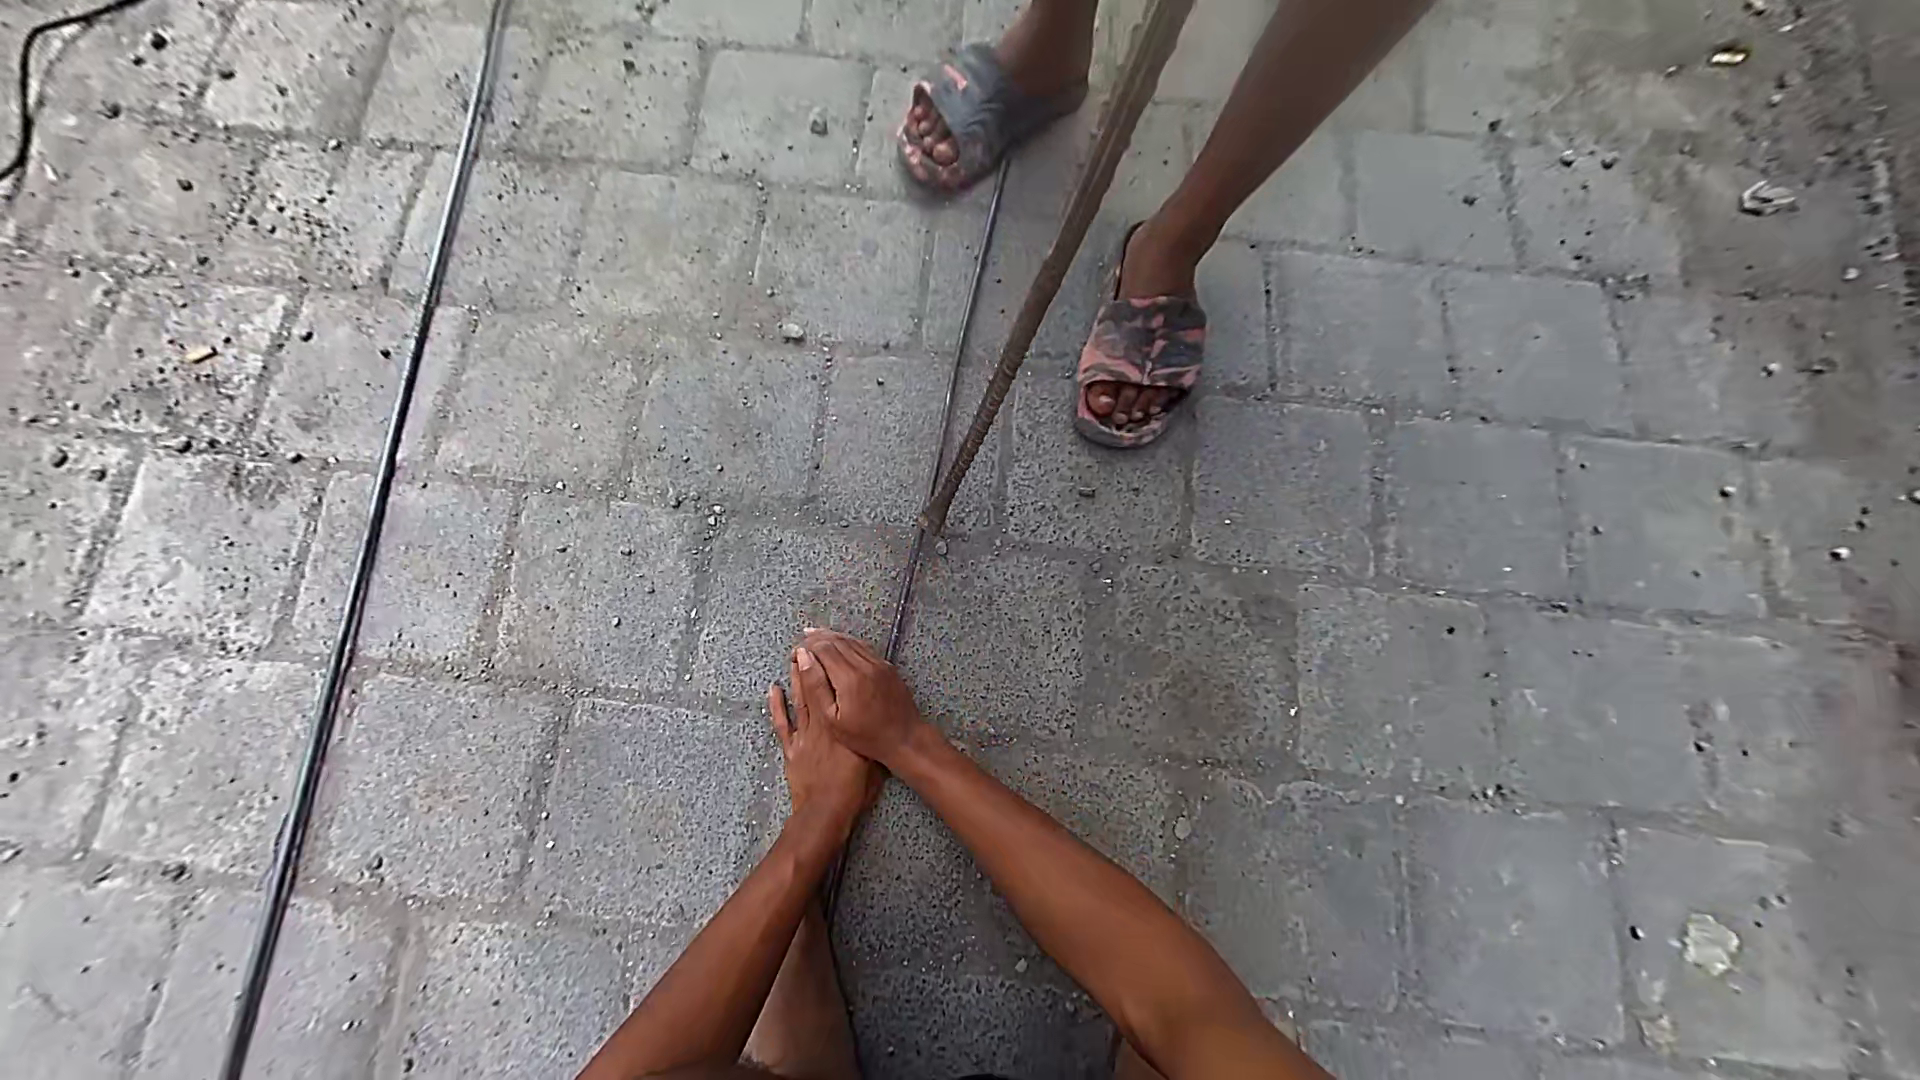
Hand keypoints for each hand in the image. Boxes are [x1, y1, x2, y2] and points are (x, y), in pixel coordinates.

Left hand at [769, 642, 880, 837]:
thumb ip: (870, 735)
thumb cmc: (856, 787)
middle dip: (809, 664)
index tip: (824, 647)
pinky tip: (773, 689)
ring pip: (799, 700)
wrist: (827, 813)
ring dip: (795, 678)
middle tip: (804, 643)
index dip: (827, 666)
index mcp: (843, 723)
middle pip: (813, 688)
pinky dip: (777, 706)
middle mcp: (822, 724)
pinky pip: (782, 725)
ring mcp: (804, 737)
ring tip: (792, 657)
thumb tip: (874, 716)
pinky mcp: (792, 751)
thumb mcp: (874, 758)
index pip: (834, 688)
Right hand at [797, 629, 929, 767]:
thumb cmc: (867, 737)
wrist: (904, 738)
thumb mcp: (832, 719)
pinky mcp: (887, 667)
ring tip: (815, 639)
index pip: (823, 648)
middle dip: (816, 640)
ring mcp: (879, 664)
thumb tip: (803, 659)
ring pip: (851, 641)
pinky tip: (840, 647)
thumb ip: (816, 686)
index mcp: (849, 678)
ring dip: (832, 638)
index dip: (806, 648)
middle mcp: (865, 665)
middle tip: (802, 644)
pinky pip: (864, 647)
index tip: (795, 653)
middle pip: (836, 641)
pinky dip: (848, 643)